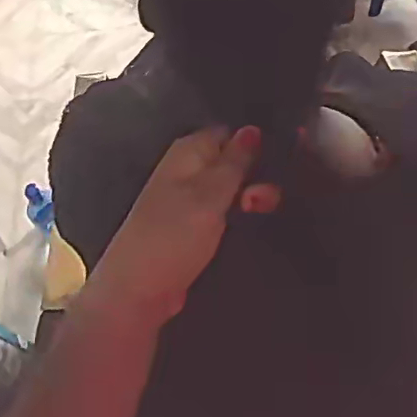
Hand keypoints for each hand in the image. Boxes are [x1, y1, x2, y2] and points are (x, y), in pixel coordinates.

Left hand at [80, 126, 267, 325]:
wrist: (139, 287)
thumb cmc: (174, 234)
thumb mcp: (211, 194)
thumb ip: (234, 161)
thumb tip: (252, 128)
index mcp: (188, 151)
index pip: (229, 133)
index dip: (253, 145)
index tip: (276, 164)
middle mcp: (186, 168)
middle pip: (231, 161)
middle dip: (254, 177)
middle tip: (265, 202)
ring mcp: (187, 197)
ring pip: (229, 188)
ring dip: (248, 199)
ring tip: (259, 214)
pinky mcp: (190, 224)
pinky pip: (221, 210)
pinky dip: (235, 216)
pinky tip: (250, 224)